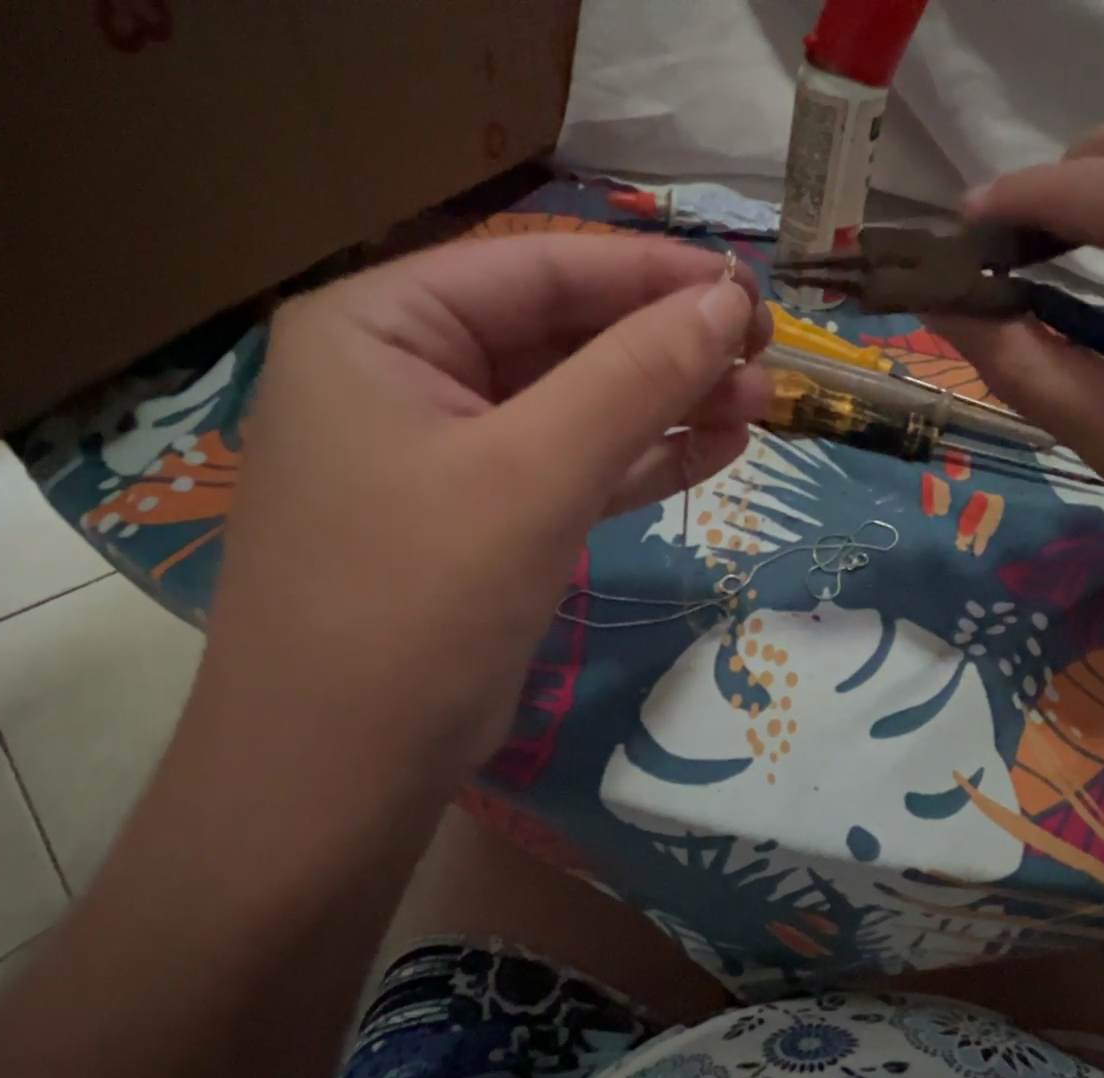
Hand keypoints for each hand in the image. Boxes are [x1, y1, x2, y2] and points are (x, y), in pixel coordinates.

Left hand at [193, 235, 772, 764]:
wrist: (337, 783)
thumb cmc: (414, 606)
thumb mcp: (533, 475)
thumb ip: (636, 376)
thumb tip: (727, 299)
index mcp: (380, 327)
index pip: (537, 267)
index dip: (651, 274)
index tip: (747, 287)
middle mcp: (406, 372)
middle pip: (562, 332)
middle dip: (669, 346)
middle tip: (766, 356)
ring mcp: (445, 450)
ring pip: (577, 402)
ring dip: (669, 403)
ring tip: (762, 404)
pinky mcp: (481, 516)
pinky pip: (572, 464)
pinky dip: (642, 458)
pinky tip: (717, 450)